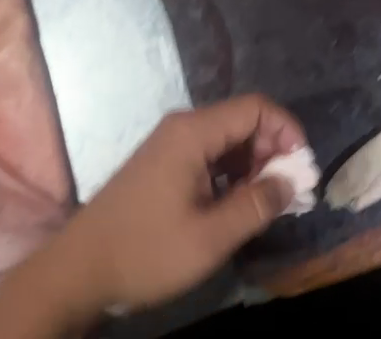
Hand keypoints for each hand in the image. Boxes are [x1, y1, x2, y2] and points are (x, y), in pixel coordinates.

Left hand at [58, 94, 307, 312]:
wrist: (77, 270)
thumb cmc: (145, 251)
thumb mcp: (210, 238)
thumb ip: (257, 205)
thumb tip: (290, 182)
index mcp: (193, 132)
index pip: (256, 108)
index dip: (287, 131)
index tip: (303, 170)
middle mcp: (182, 127)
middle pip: (242, 121)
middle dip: (272, 151)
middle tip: (286, 194)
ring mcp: (169, 144)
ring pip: (226, 139)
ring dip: (252, 165)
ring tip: (263, 205)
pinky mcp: (162, 163)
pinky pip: (208, 154)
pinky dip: (230, 173)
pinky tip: (234, 205)